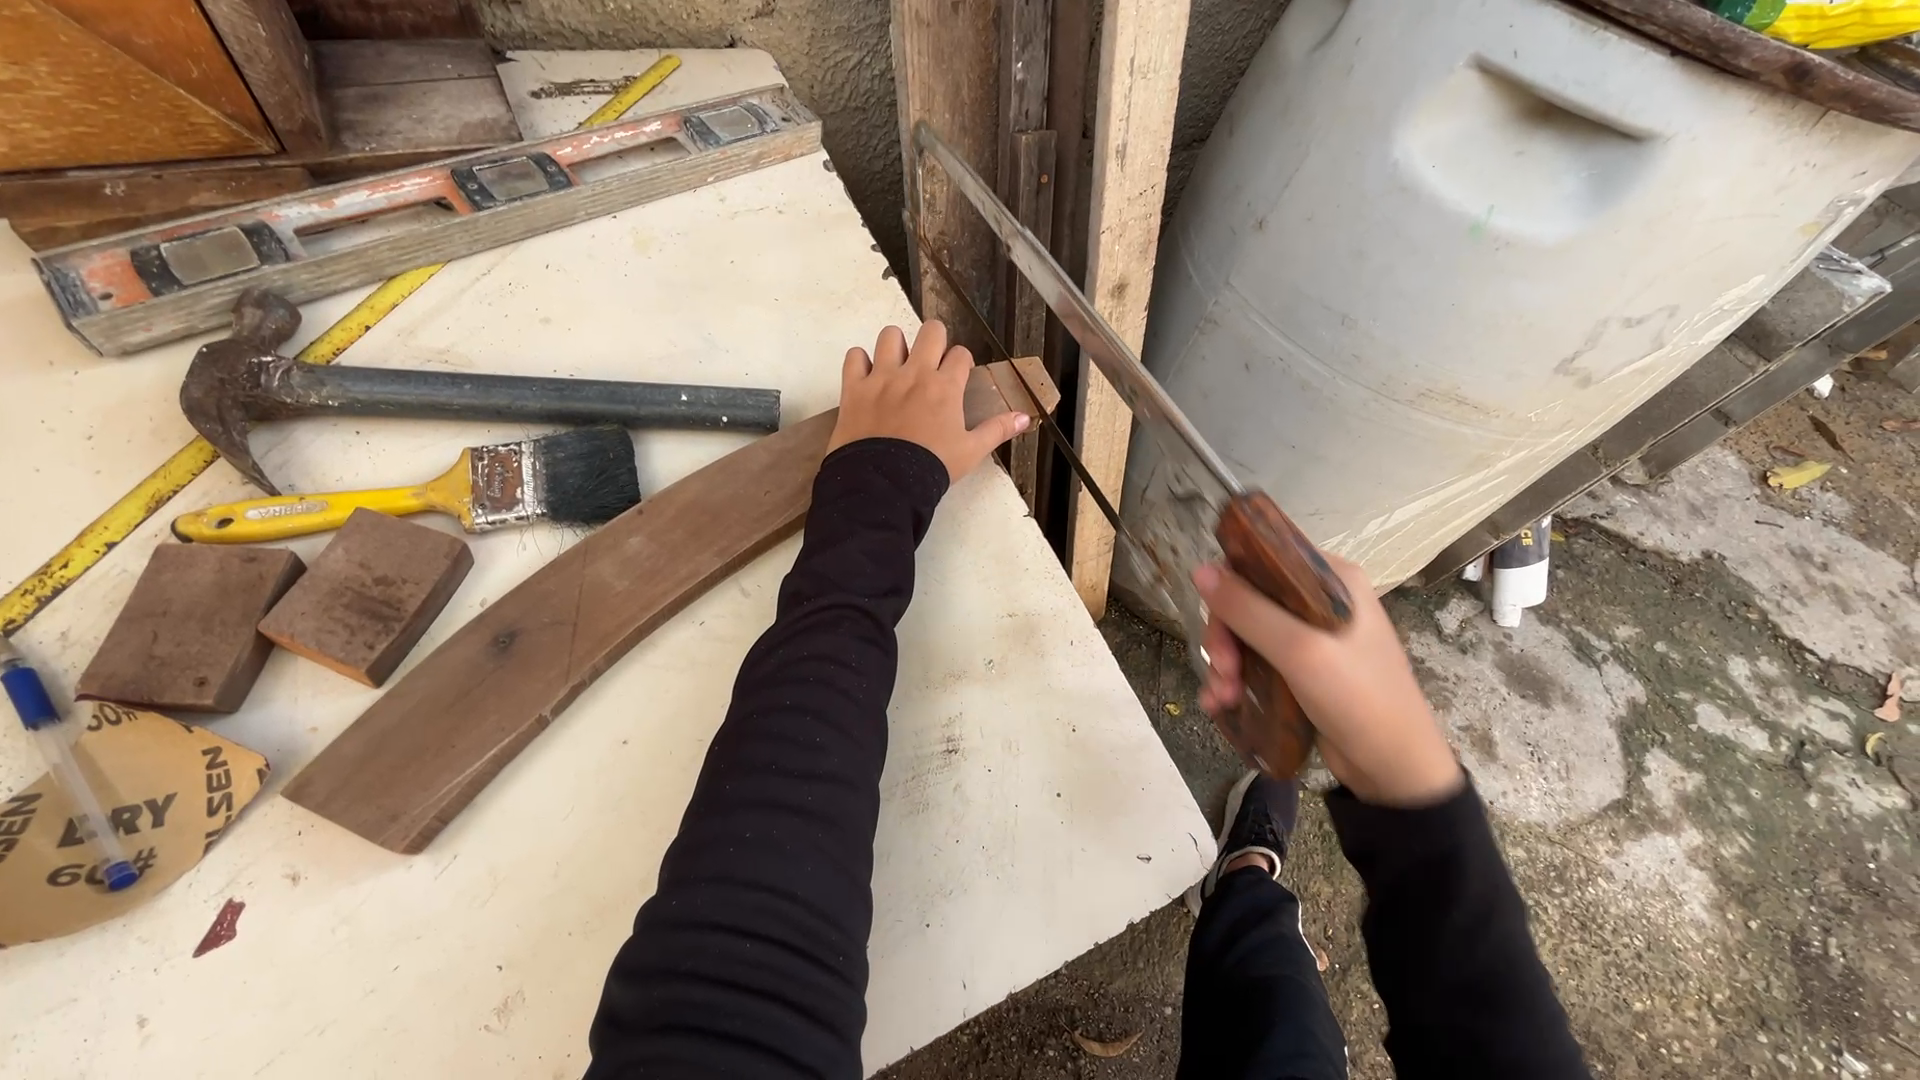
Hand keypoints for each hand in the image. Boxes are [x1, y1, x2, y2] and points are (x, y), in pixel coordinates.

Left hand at [827, 321, 1029, 483]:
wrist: (885, 483)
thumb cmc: (932, 467)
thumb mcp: (971, 452)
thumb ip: (997, 430)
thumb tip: (1025, 417)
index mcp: (945, 387)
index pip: (960, 355)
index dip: (961, 363)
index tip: (957, 376)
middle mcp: (915, 373)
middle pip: (930, 331)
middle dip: (934, 341)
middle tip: (930, 361)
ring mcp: (882, 378)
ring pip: (890, 336)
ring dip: (896, 346)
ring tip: (897, 364)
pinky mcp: (854, 388)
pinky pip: (854, 356)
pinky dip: (860, 362)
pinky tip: (867, 375)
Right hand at [1192, 554, 1463, 806]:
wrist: (1393, 767)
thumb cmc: (1358, 698)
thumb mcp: (1299, 649)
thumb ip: (1248, 610)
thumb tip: (1199, 570)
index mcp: (1330, 579)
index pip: (1262, 560)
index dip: (1230, 586)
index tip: (1218, 622)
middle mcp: (1319, 599)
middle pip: (1247, 600)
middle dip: (1225, 637)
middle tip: (1222, 670)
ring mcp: (1310, 635)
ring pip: (1245, 634)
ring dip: (1225, 664)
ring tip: (1222, 696)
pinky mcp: (1301, 668)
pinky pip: (1254, 661)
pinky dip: (1234, 680)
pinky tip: (1220, 703)